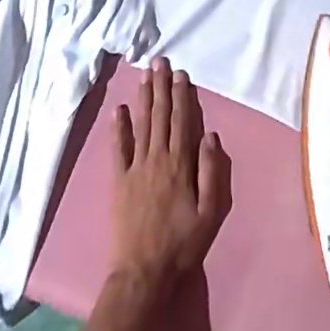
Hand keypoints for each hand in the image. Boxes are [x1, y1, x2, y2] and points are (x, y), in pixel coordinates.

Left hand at [109, 58, 232, 289]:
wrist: (144, 269)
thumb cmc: (183, 243)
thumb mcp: (210, 213)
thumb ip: (212, 172)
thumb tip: (210, 134)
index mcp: (180, 164)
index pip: (181, 121)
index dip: (181, 96)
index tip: (180, 73)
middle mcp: (156, 158)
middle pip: (160, 115)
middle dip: (161, 86)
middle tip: (160, 61)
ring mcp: (135, 166)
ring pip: (141, 124)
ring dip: (143, 98)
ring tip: (144, 75)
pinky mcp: (119, 179)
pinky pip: (118, 147)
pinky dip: (118, 127)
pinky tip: (118, 109)